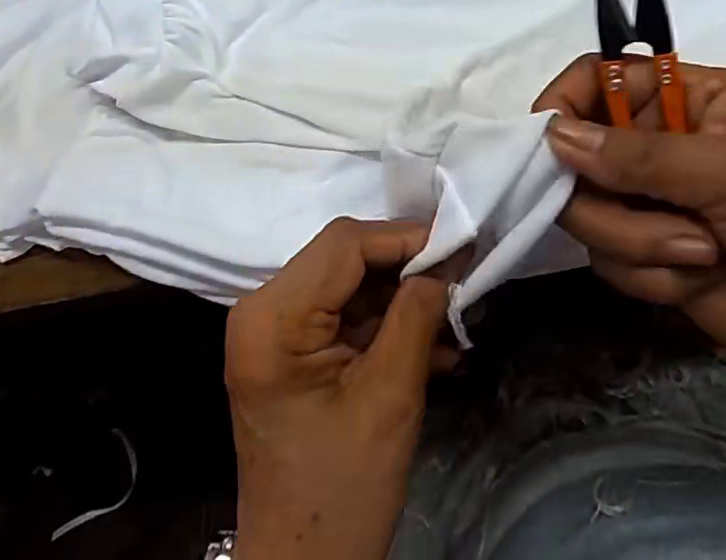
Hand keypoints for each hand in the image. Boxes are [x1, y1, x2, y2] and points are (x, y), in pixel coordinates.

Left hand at [225, 218, 458, 559]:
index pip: (345, 244)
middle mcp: (263, 310)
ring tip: (454, 319)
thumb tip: (448, 257)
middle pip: (346, 256)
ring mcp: (275, 329)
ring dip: (404, 296)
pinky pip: (347, 312)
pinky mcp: (292, 348)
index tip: (461, 248)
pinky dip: (389, 321)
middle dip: (408, 266)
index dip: (407, 238)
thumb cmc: (342, 488)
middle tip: (461, 279)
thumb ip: (417, 314)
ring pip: (352, 280)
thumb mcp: (390, 395)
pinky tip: (433, 347)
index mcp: (272, 319)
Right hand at [534, 56, 725, 446]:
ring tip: (704, 256)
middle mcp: (668, 146)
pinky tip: (697, 285)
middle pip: (582, 153)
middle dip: (612, 196)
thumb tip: (552, 135)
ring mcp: (660, 206)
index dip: (568, 103)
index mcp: (697, 100)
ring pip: (588, 212)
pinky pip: (609, 259)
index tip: (543, 143)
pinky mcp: (657, 260)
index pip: (604, 78)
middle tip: (673, 222)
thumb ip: (646, 157)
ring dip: (637, 241)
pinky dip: (646, 276)